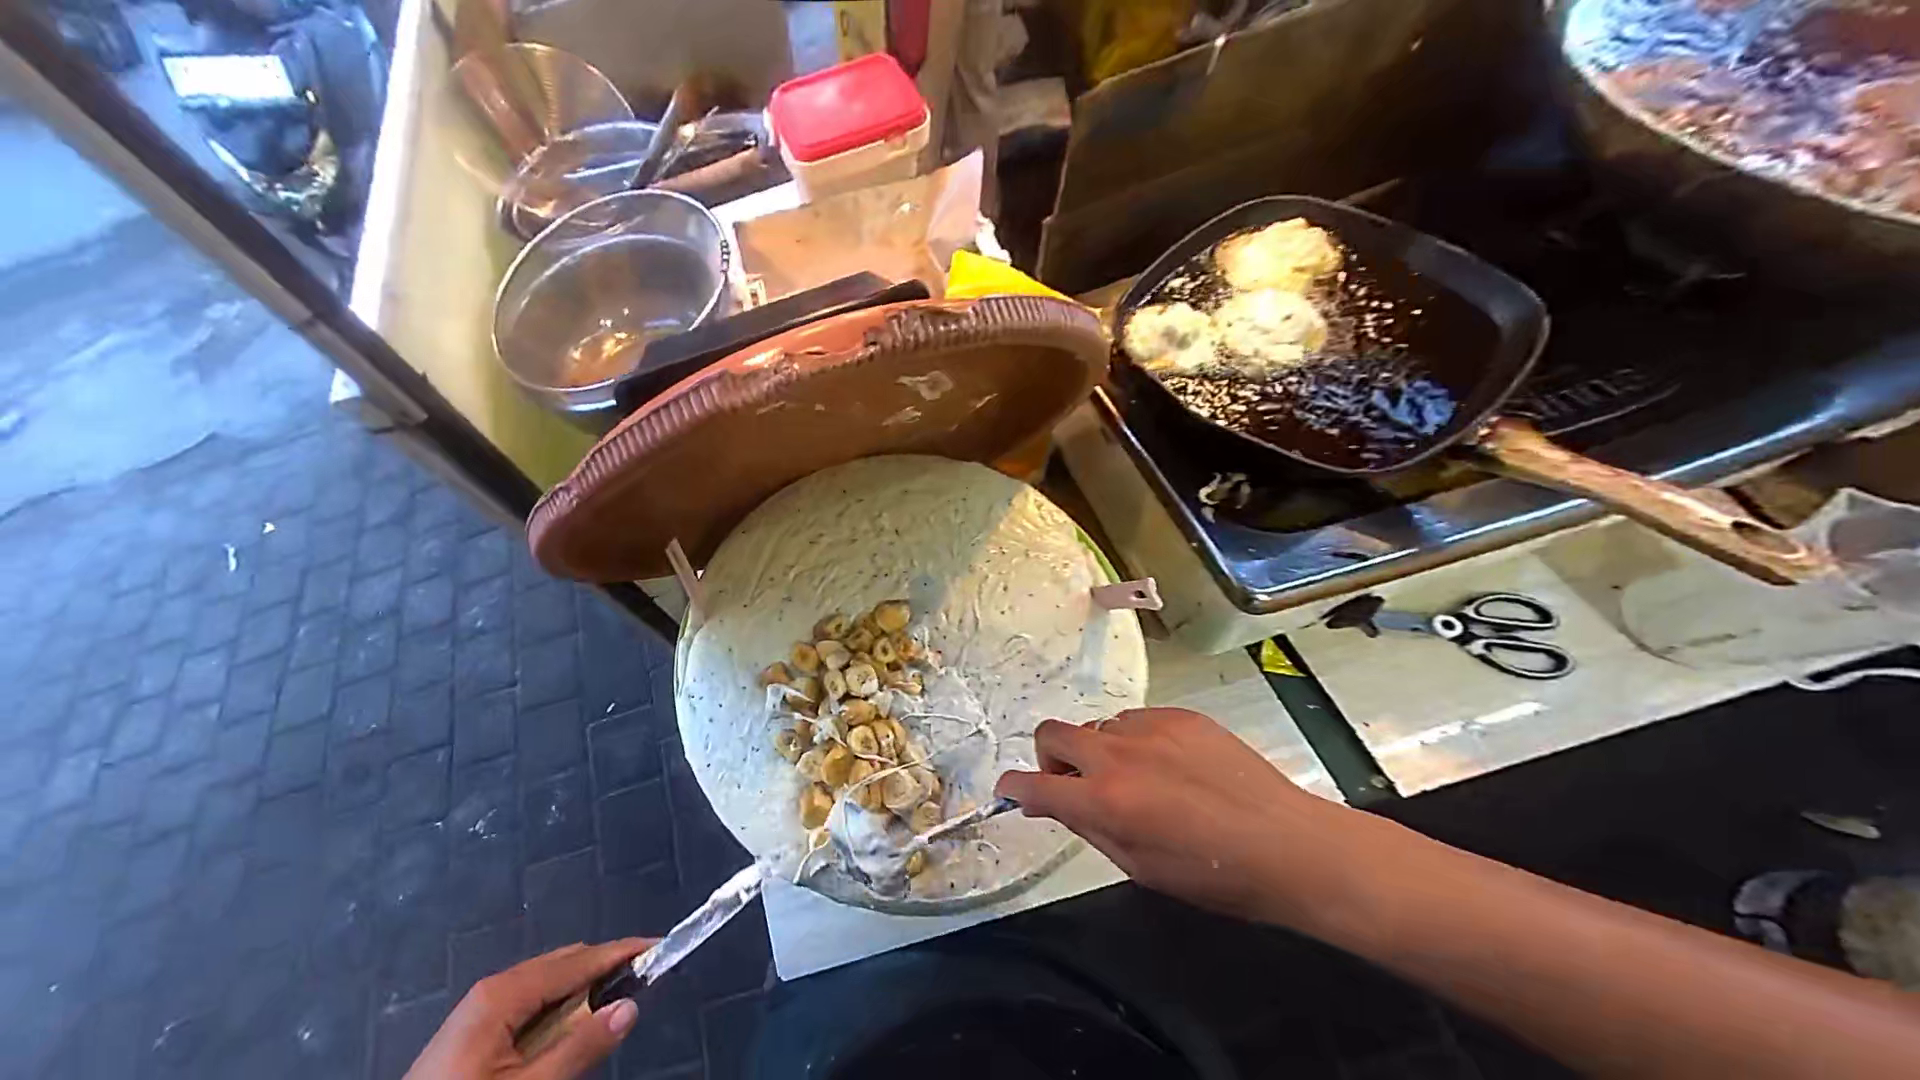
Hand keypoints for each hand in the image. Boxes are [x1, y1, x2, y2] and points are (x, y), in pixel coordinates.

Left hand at [405, 939, 653, 1079]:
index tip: (661, 948)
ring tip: (610, 1010)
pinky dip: (559, 1010)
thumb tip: (631, 1007)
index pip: (581, 959)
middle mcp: (492, 990)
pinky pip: (530, 1005)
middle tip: (642, 985)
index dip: (624, 952)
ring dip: (582, 994)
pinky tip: (569, 1031)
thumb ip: (580, 1048)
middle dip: (604, 971)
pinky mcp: (472, 1033)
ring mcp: (478, 1010)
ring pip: (548, 985)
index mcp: (504, 994)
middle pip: (565, 964)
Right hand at [996, 708, 1355, 924]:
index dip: (1013, 787)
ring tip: (1138, 779)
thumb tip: (1054, 803)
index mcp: (1105, 802)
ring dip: (1102, 751)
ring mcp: (1151, 729)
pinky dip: (1139, 741)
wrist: (1286, 845)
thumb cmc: (1213, 874)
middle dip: (1050, 758)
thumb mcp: (1138, 867)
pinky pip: (1138, 720)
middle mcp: (1119, 756)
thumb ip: (1088, 827)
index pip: (1035, 786)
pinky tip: (1171, 766)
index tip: (1010, 790)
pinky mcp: (1181, 715)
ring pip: (1099, 727)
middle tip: (1074, 782)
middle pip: (1052, 733)